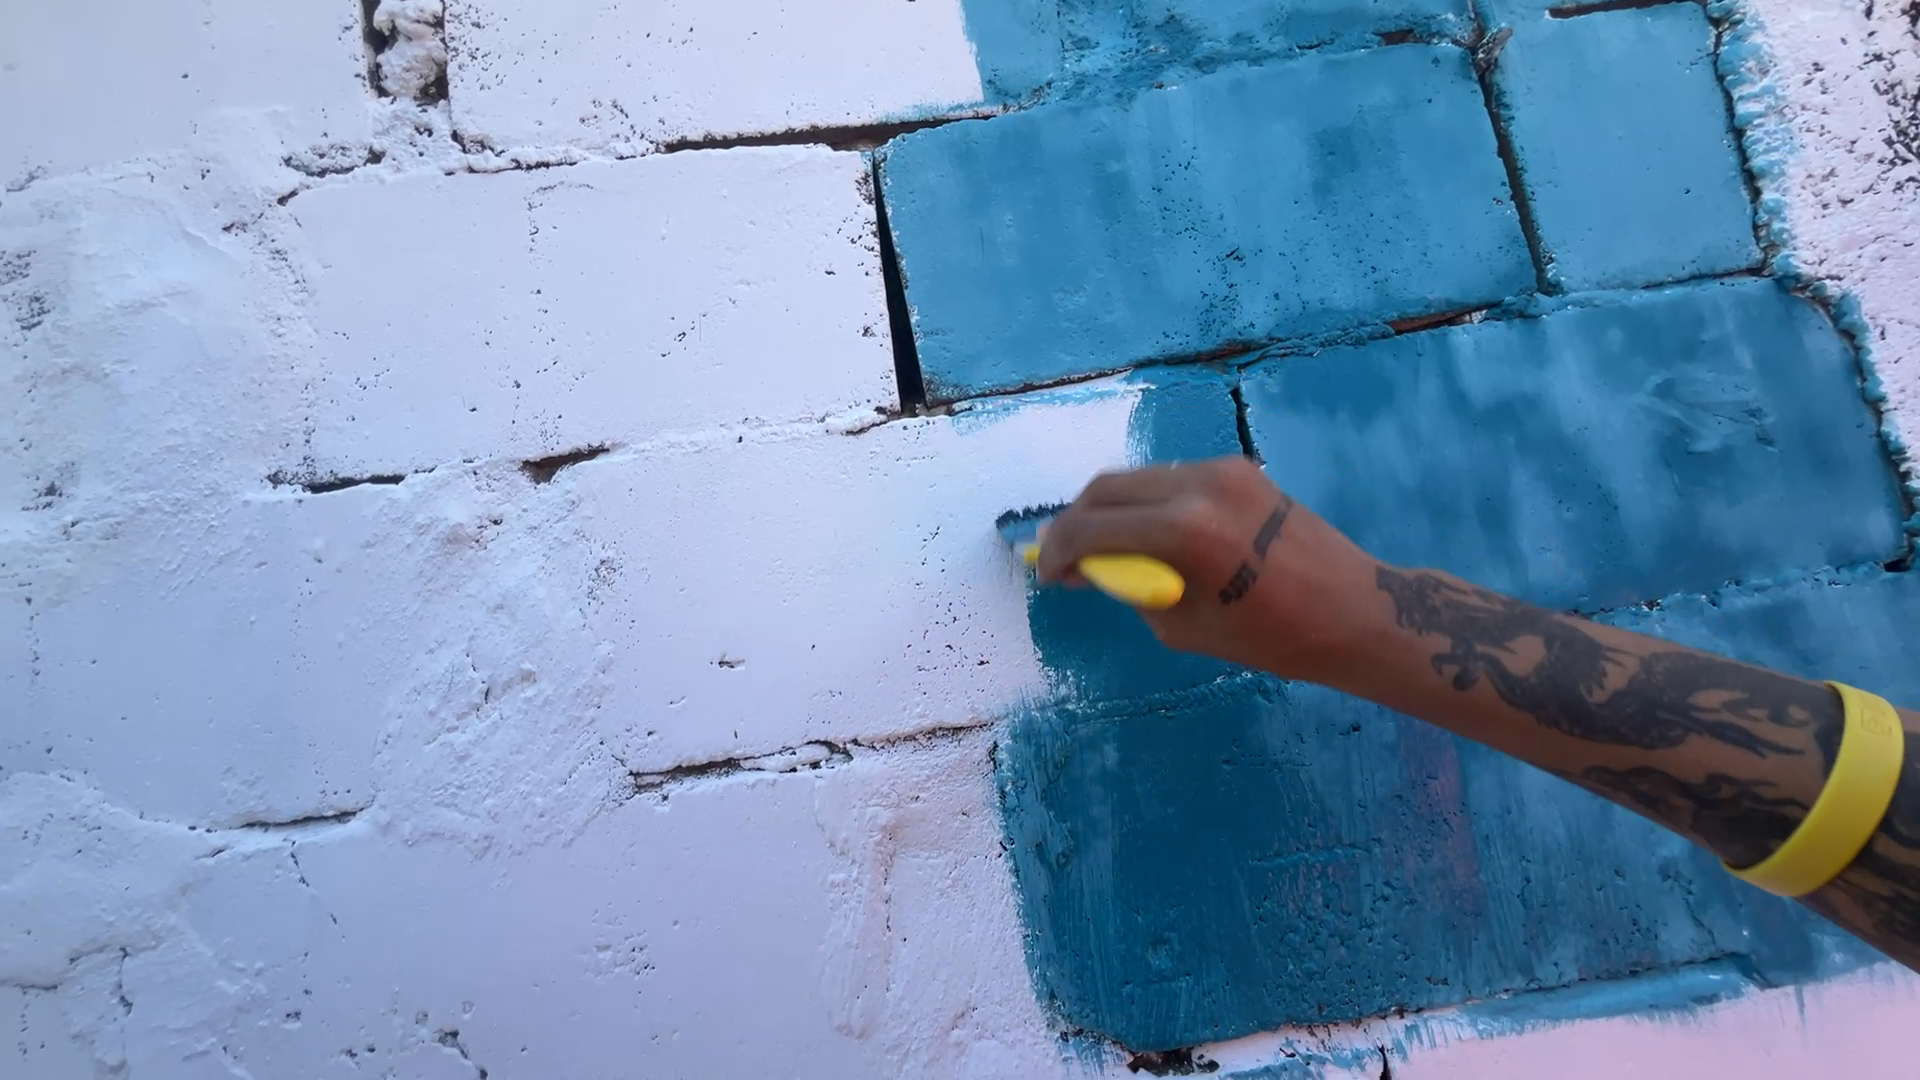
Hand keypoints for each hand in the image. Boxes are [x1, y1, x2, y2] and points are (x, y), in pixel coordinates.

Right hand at [1034, 456, 1384, 682]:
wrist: (1356, 611)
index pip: (1091, 526)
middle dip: (1075, 521)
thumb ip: (1131, 587)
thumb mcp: (1181, 626)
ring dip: (1109, 509)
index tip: (1048, 572)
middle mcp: (1197, 484)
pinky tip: (1145, 531)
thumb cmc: (1272, 638)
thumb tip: (1094, 566)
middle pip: (1105, 487)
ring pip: (1136, 478)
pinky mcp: (1237, 468)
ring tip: (1102, 545)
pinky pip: (1169, 478)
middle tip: (1066, 556)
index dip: (1058, 549)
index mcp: (1184, 530)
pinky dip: (1144, 502)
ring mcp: (1220, 469)